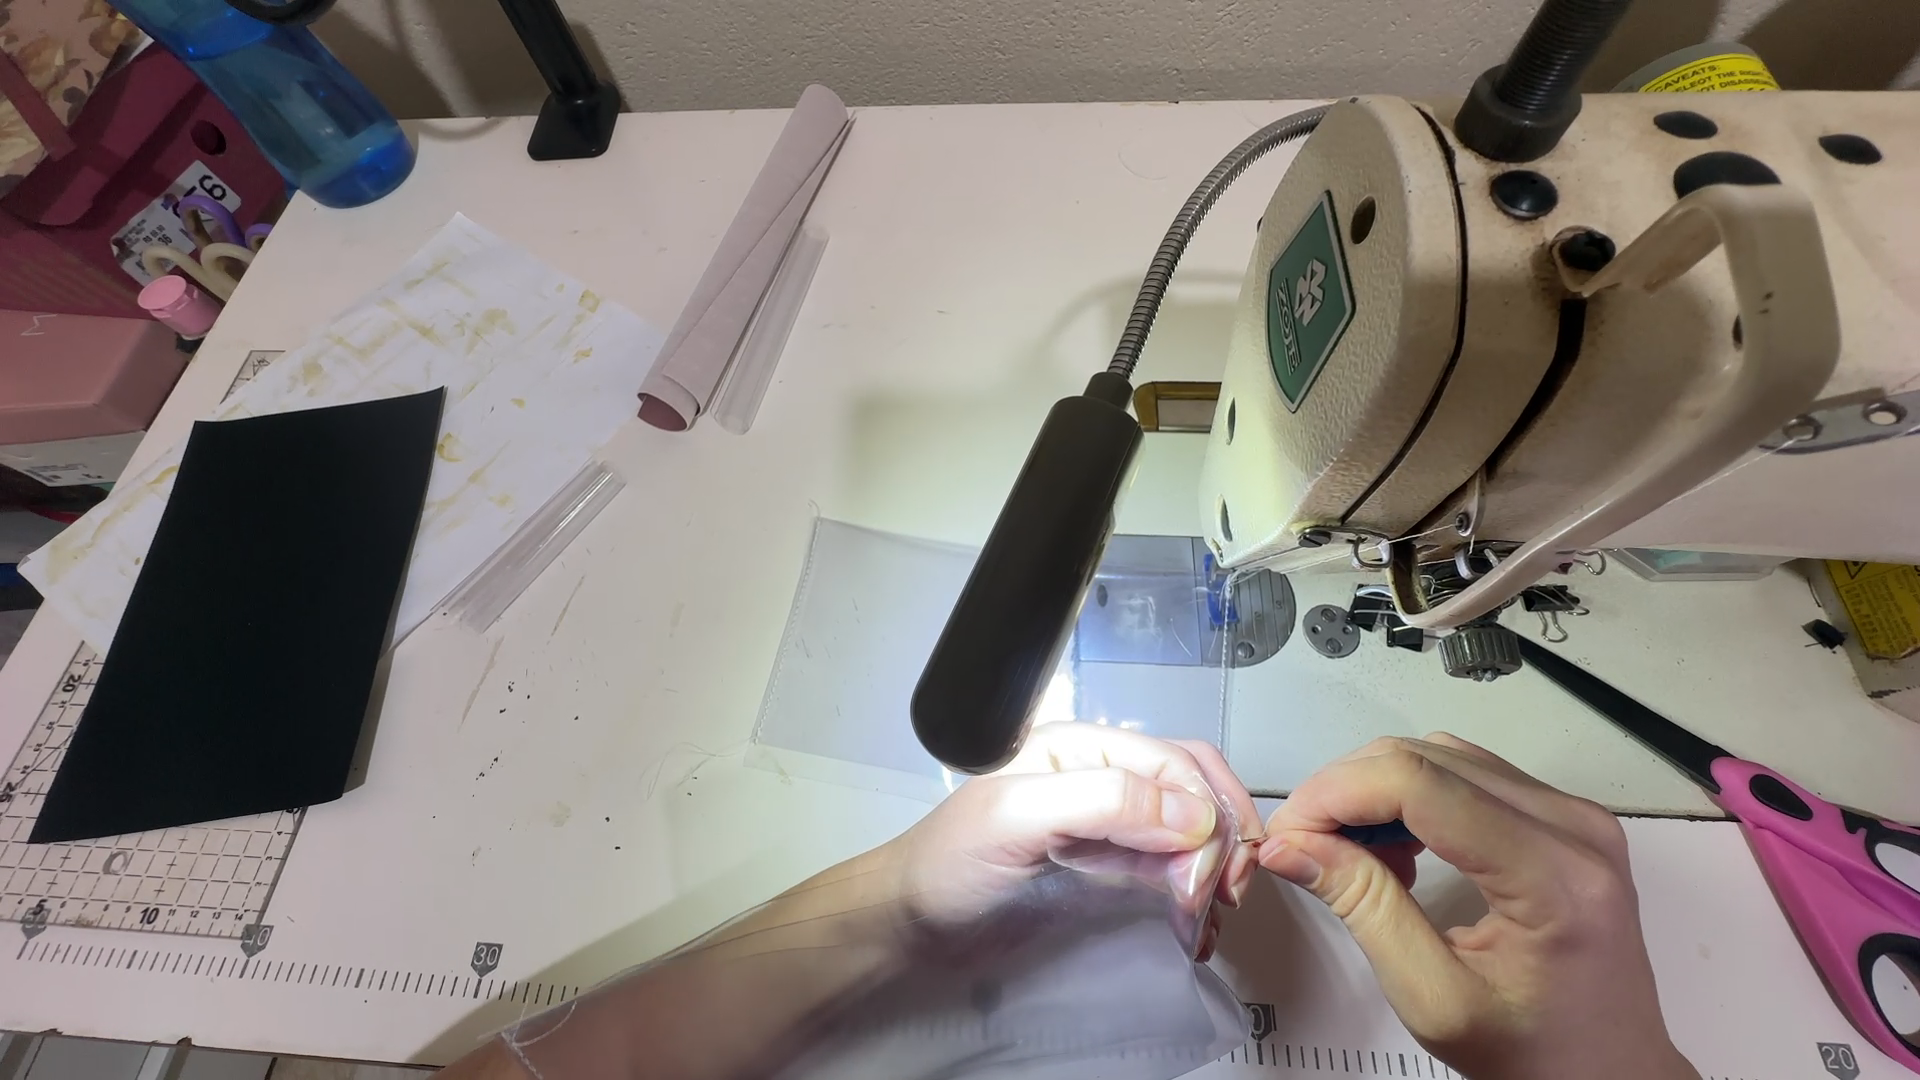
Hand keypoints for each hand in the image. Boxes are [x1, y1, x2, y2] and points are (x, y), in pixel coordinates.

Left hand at [882, 722, 1260, 957]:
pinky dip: (1196, 890)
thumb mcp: (1015, 818)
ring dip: (1216, 865)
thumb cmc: (950, 862)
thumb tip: (1191, 814)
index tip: (1205, 880)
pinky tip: (1193, 924)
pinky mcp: (1109, 867)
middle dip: (1221, 835)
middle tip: (1221, 896)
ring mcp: (1107, 823)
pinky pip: (1172, 865)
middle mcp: (1100, 776)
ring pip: (1191, 827)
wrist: (916, 923)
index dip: (1203, 813)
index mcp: (1079, 747)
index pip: (1171, 762)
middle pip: (1191, 788)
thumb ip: (1100, 802)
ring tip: (1209, 917)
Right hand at [1259, 734, 1698, 1079]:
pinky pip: (1455, 769)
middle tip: (1304, 844)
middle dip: (1341, 791)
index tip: (1287, 834)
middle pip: (1419, 757)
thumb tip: (1284, 844)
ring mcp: (1568, 810)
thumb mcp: (1432, 998)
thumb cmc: (1529, 1055)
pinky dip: (1401, 794)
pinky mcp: (1556, 810)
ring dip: (1369, 790)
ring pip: (1431, 753)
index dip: (1334, 793)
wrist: (1614, 1077)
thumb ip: (1362, 907)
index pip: (1416, 783)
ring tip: (1351, 851)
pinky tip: (1393, 844)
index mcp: (1553, 876)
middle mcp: (1571, 823)